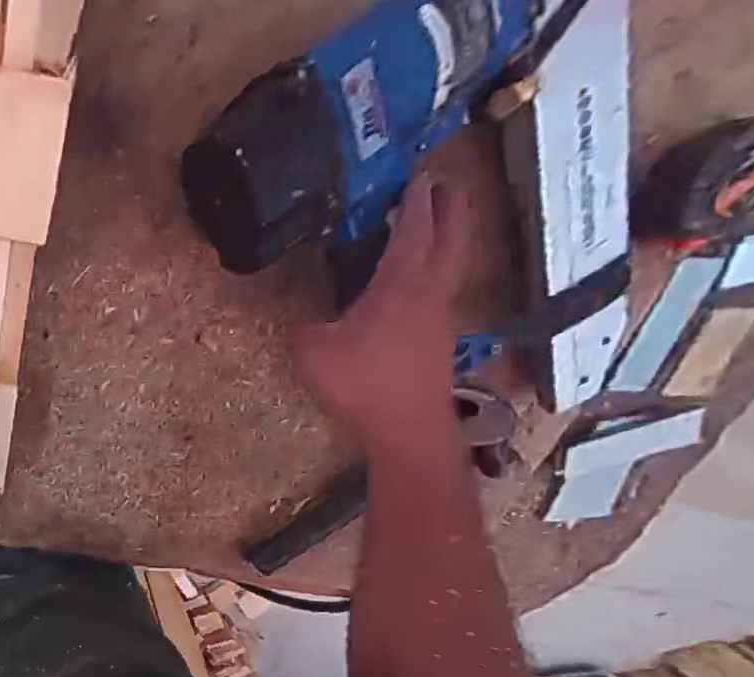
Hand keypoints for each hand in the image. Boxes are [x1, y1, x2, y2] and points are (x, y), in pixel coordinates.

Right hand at [293, 174, 474, 450]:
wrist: (407, 424)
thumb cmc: (363, 384)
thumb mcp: (314, 355)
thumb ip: (303, 331)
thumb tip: (299, 323)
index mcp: (400, 285)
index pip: (413, 230)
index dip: (415, 200)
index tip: (416, 174)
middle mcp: (428, 292)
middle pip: (452, 236)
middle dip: (452, 205)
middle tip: (446, 182)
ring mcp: (440, 316)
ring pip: (454, 262)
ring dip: (452, 235)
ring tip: (442, 221)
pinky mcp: (440, 339)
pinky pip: (445, 289)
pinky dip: (440, 269)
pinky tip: (422, 281)